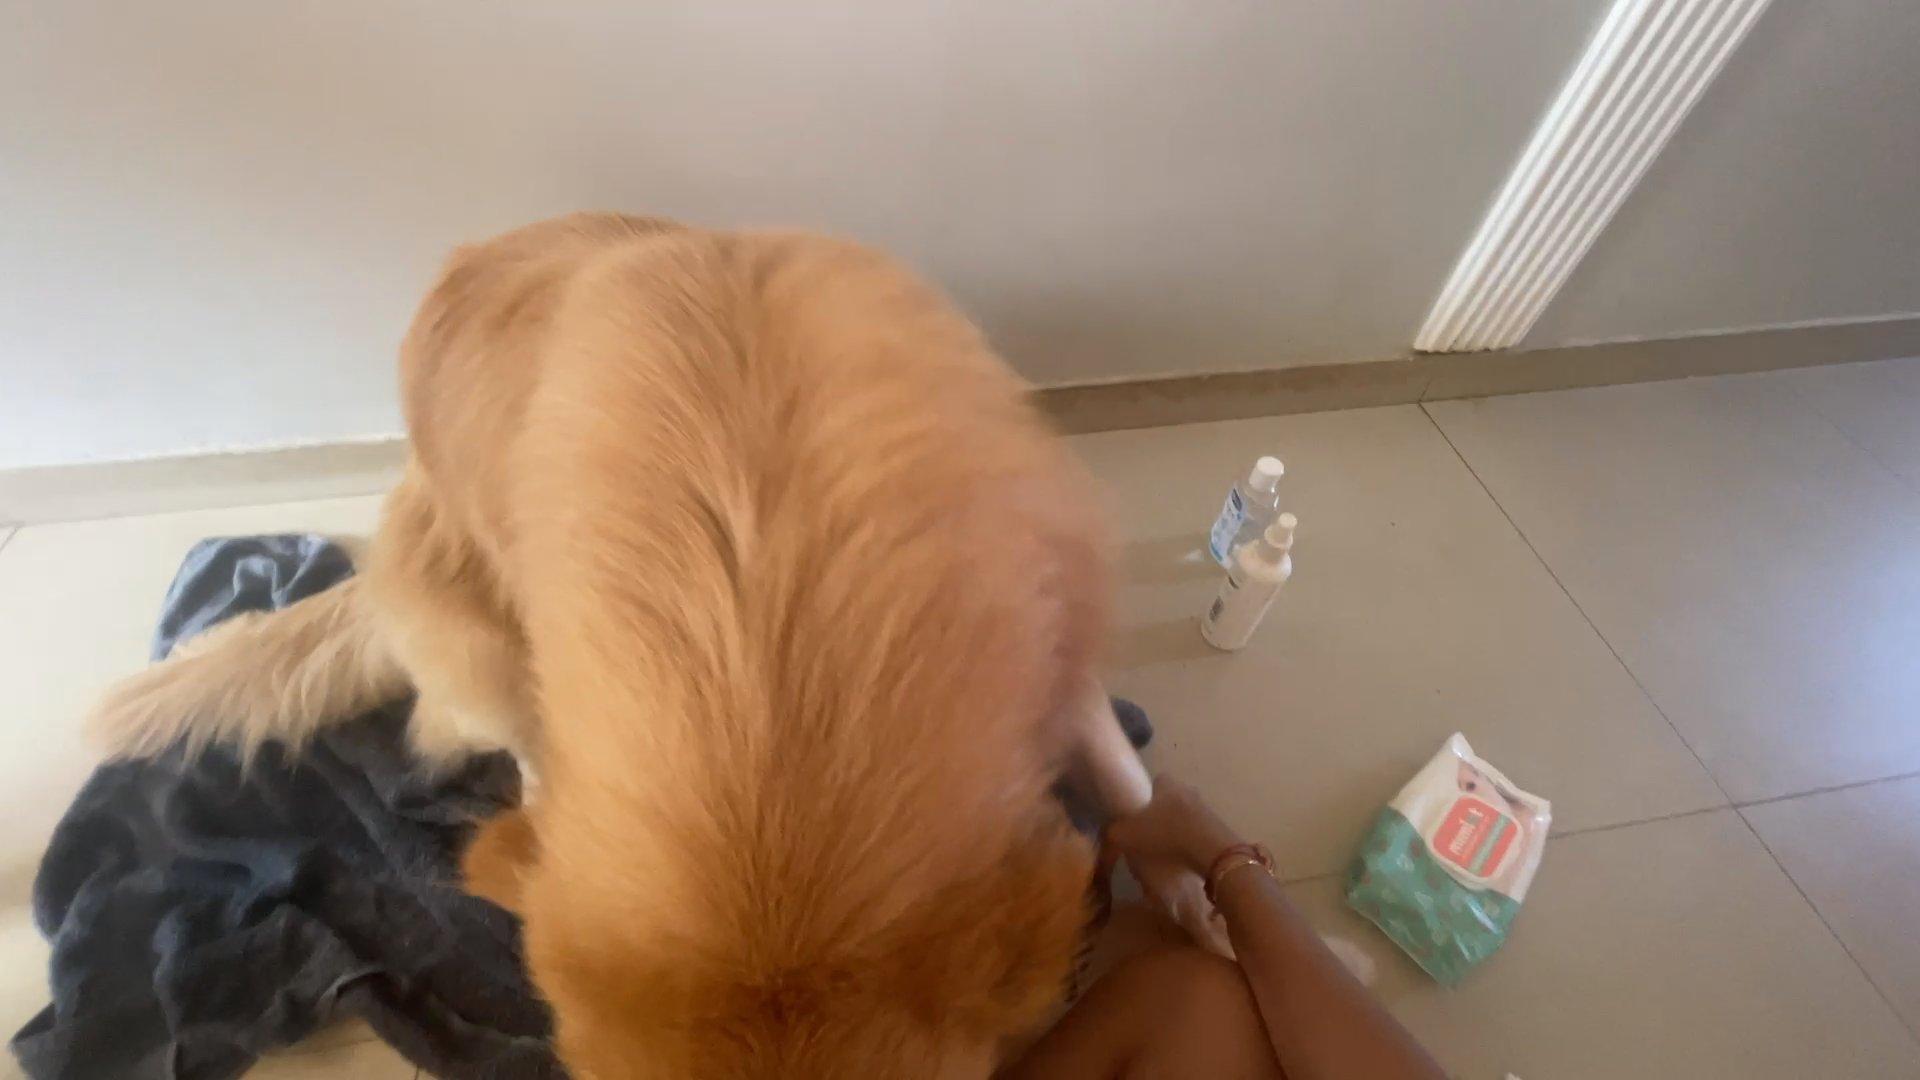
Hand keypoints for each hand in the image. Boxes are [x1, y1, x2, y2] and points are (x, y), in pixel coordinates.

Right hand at [1104, 775, 1241, 876]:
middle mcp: (1187, 789)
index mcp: (1166, 783)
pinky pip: (1200, 831)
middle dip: (1163, 812)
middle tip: (1151, 832)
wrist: (1210, 850)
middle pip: (1172, 798)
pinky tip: (1185, 857)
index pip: (1155, 781)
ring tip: (1168, 848)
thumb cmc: (1165, 833)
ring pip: (1187, 814)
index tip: (1139, 812)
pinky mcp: (1219, 827)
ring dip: (1179, 828)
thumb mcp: (1128, 834)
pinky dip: (1193, 842)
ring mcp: (1205, 807)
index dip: (1146, 796)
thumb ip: (1113, 832)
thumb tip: (1109, 833)